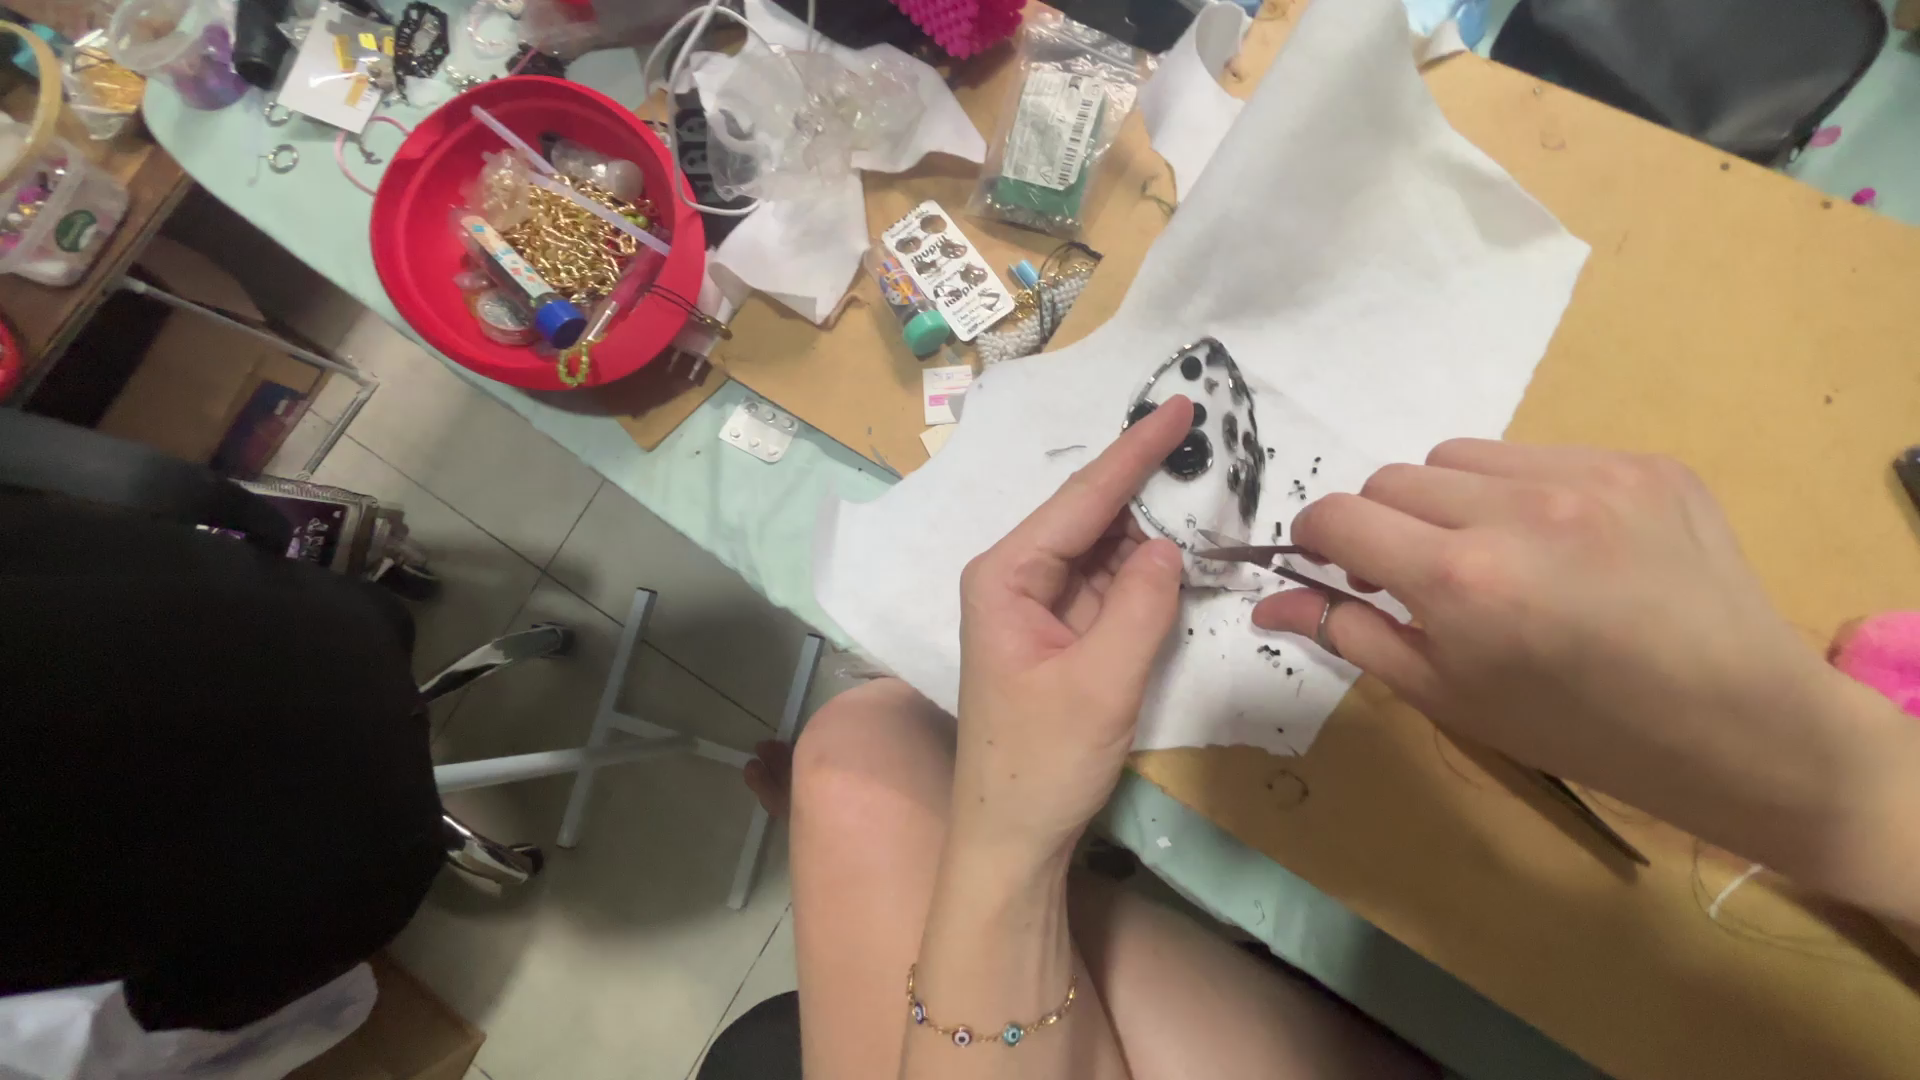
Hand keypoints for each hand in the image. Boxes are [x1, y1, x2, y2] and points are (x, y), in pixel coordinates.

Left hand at [950, 396, 1190, 867]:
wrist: (1012, 835)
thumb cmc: (1043, 763)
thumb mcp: (1100, 683)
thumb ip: (1140, 605)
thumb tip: (1169, 545)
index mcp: (1006, 576)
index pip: (1081, 501)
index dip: (1133, 454)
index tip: (1179, 409)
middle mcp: (1014, 578)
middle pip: (1088, 517)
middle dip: (1144, 485)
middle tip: (1206, 447)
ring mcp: (1037, 606)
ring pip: (1101, 550)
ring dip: (1149, 528)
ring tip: (1204, 490)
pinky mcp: (1058, 633)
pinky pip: (1106, 587)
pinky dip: (1143, 572)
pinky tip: (1179, 551)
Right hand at [1250, 440, 1919, 909]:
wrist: (1738, 727)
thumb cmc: (1565, 724)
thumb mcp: (1437, 689)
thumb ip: (1344, 630)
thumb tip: (1264, 602)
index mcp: (1459, 580)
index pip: (1337, 516)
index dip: (1313, 535)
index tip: (1328, 559)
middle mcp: (1516, 512)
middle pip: (1387, 480)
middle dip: (1379, 523)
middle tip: (1410, 572)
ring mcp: (1586, 477)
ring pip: (1451, 458)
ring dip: (1441, 500)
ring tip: (1484, 551)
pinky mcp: (1640, 463)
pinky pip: (1527, 454)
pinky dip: (1511, 492)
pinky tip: (1551, 541)